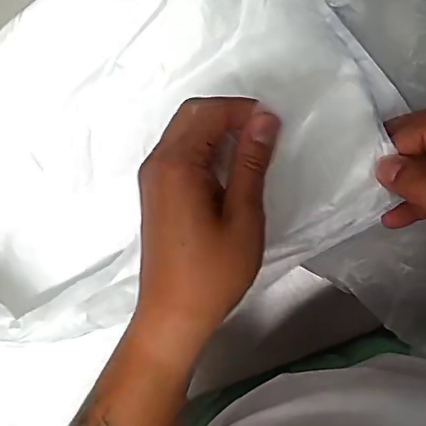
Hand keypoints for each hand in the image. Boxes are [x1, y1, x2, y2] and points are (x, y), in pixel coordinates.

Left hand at [131, 97, 279, 351]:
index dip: (243, 110)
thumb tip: (264, 120)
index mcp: (177, 165)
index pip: (208, 113)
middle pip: (191, 115)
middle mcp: (157, 163)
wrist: (172, 314)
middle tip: (264, 132)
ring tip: (253, 149)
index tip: (273, 124)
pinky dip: (205, 148)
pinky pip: (179, 152)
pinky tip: (230, 169)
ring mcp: (152, 178)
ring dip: (217, 130)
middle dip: (229, 114)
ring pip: (184, 131)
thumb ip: (251, 164)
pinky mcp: (155, 193)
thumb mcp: (243, 217)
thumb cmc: (213, 272)